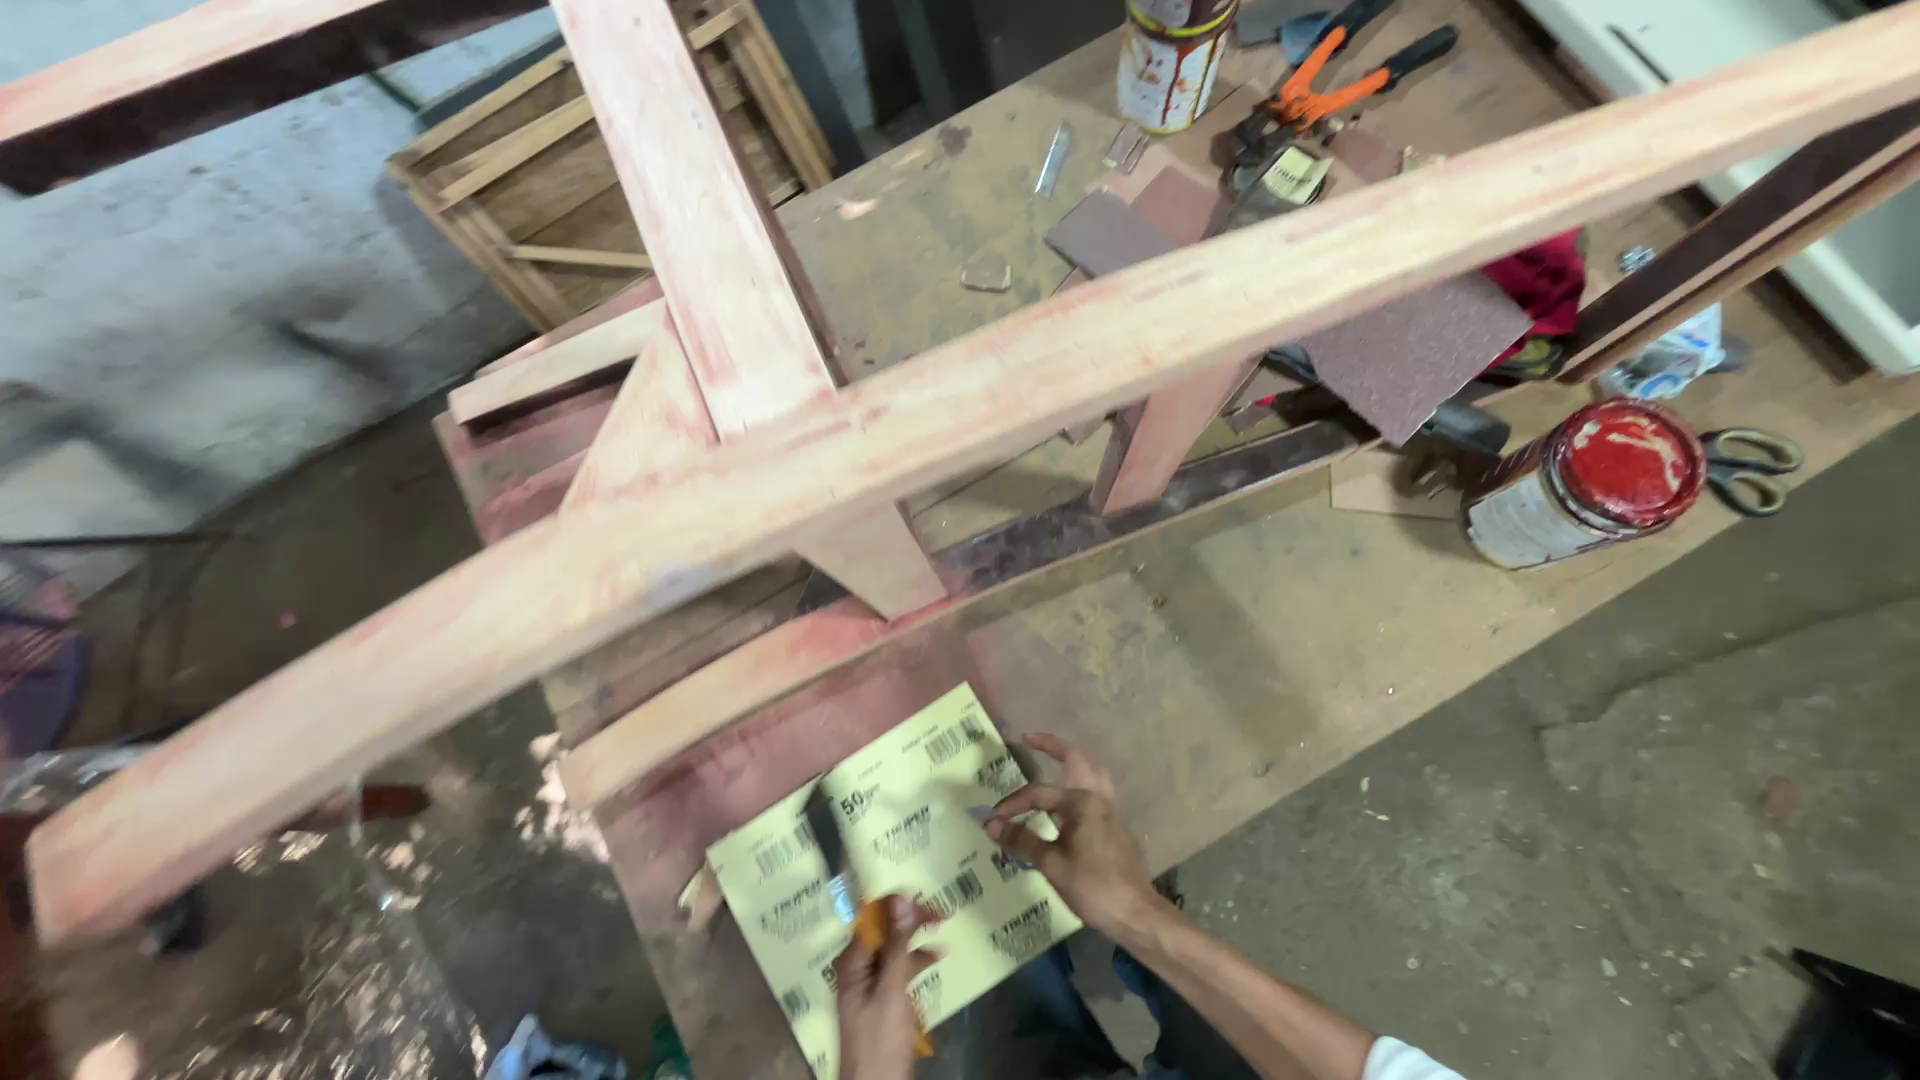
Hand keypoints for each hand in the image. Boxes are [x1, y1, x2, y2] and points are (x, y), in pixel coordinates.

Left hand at [834, 894, 939, 1079]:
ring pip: (893, 947)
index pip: (872, 917)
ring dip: (915, 937)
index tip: (924, 898)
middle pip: (883, 930)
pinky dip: (916, 961)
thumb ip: (896, 945)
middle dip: (910, 918)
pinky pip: (898, 969)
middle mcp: (857, 966)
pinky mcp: (882, 997)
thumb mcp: (891, 990)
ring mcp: (870, 982)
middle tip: (940, 911)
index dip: (897, 904)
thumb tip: (901, 900)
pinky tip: (936, 957)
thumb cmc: (880, 1040)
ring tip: (942, 926)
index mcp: (852, 961)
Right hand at [985, 733, 1161, 937]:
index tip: (993, 818)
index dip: (1013, 803)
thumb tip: (991, 823)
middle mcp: (1098, 797)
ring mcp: (1110, 810)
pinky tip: (1067, 798)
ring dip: (1073, 760)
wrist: (1135, 913)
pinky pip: (1096, 790)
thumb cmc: (1092, 886)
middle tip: (1029, 739)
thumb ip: (1021, 840)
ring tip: (1053, 759)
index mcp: (1082, 801)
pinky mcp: (1115, 825)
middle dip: (1052, 745)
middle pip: (1077, 758)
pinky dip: (1080, 782)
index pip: (1039, 793)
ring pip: (1093, 771)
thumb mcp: (1051, 864)